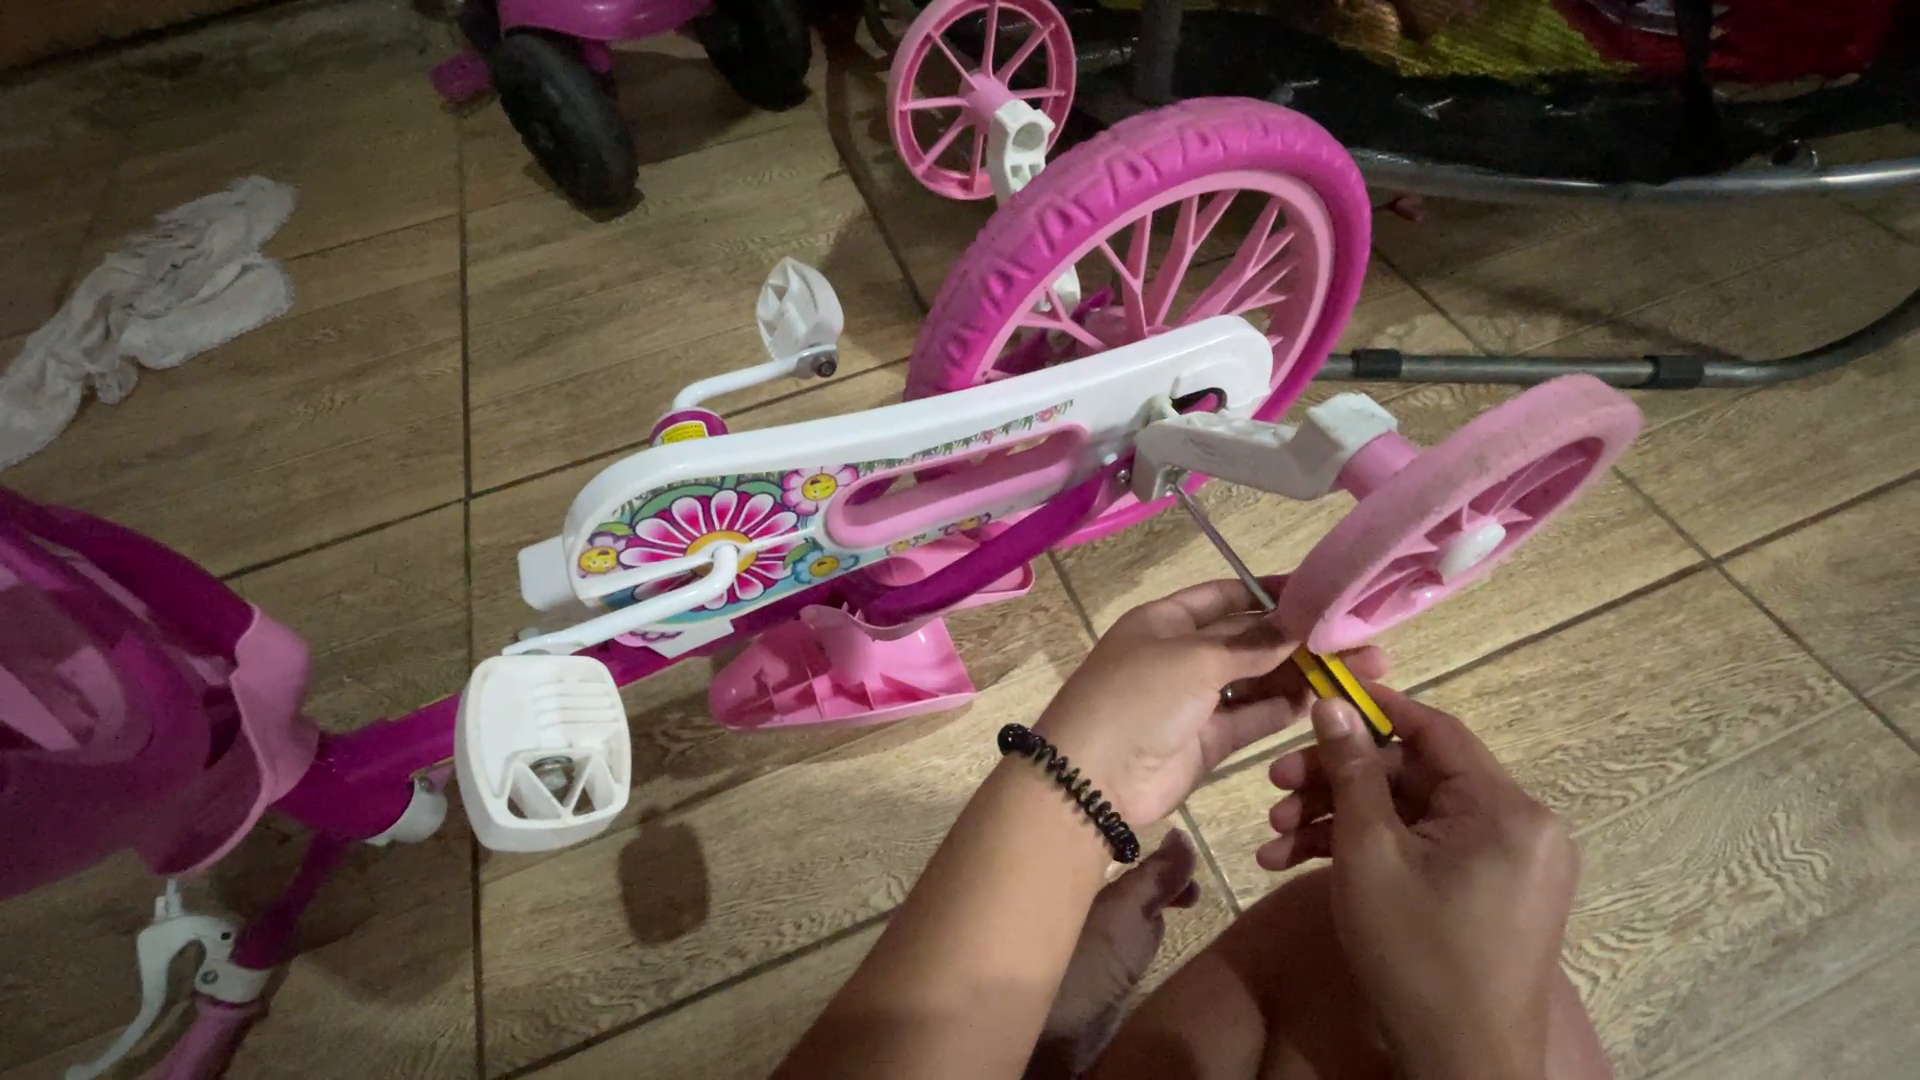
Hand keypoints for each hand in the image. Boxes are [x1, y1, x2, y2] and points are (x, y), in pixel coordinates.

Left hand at [1031, 577, 1388, 826]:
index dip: (1268, 593)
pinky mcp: (1207, 740)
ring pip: (1255, 680)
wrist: (1093, 777)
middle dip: (1297, 639)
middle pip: (1246, 640)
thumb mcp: (1192, 659)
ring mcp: (1194, 699)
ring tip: (1358, 669)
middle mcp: (1181, 655)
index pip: (1223, 596)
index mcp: (1165, 621)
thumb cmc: (1138, 697)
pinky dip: (1283, 709)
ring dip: (1300, 675)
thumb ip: (1248, 645)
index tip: (1320, 594)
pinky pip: (1250, 717)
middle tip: (1359, 640)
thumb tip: (1295, 625)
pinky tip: (1324, 701)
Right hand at [1261, 690, 1577, 1079]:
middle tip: (1273, 787)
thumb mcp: (1367, 851)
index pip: (1434, 730)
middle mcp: (1513, 826)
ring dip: (1333, 817)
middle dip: (1333, 779)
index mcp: (1505, 810)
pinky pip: (1413, 846)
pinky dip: (1357, 848)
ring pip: (1402, 811)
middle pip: (1408, 774)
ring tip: (1272, 837)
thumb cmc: (1415, 951)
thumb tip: (1332, 703)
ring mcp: (1497, 861)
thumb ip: (1351, 769)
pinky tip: (1293, 862)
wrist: (1458, 1066)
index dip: (1373, 708)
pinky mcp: (1478, 888)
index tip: (1317, 696)